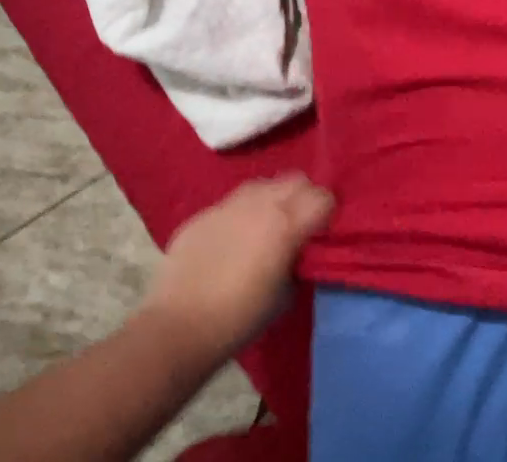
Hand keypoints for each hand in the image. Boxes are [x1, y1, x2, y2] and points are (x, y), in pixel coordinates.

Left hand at [139, 174, 334, 356]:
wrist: (179, 327)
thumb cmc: (241, 317)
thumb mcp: (286, 292)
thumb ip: (297, 260)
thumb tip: (298, 250)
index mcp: (286, 224)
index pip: (322, 197)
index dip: (327, 212)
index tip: (322, 230)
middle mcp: (259, 205)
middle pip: (295, 180)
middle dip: (303, 196)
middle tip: (299, 222)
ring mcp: (226, 207)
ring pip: (261, 185)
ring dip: (271, 199)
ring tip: (265, 225)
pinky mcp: (200, 216)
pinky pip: (229, 205)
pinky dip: (239, 216)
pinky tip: (230, 241)